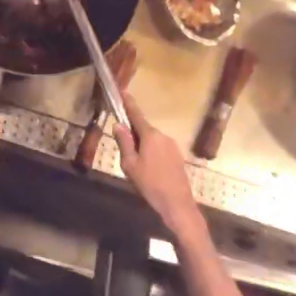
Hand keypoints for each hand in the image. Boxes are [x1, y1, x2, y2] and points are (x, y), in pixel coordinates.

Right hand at [115, 96, 205, 236]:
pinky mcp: (177, 156)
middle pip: (143, 129)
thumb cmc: (150, 184)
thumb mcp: (130, 165)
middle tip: (123, 151)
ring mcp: (172, 146)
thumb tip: (118, 125)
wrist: (177, 203)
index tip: (123, 91)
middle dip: (133, 134)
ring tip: (136, 166)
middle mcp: (163, 136)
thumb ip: (124, 143)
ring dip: (142, 146)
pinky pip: (159, 148)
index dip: (128, 103)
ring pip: (151, 140)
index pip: (136, 114)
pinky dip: (151, 153)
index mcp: (150, 135)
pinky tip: (148, 170)